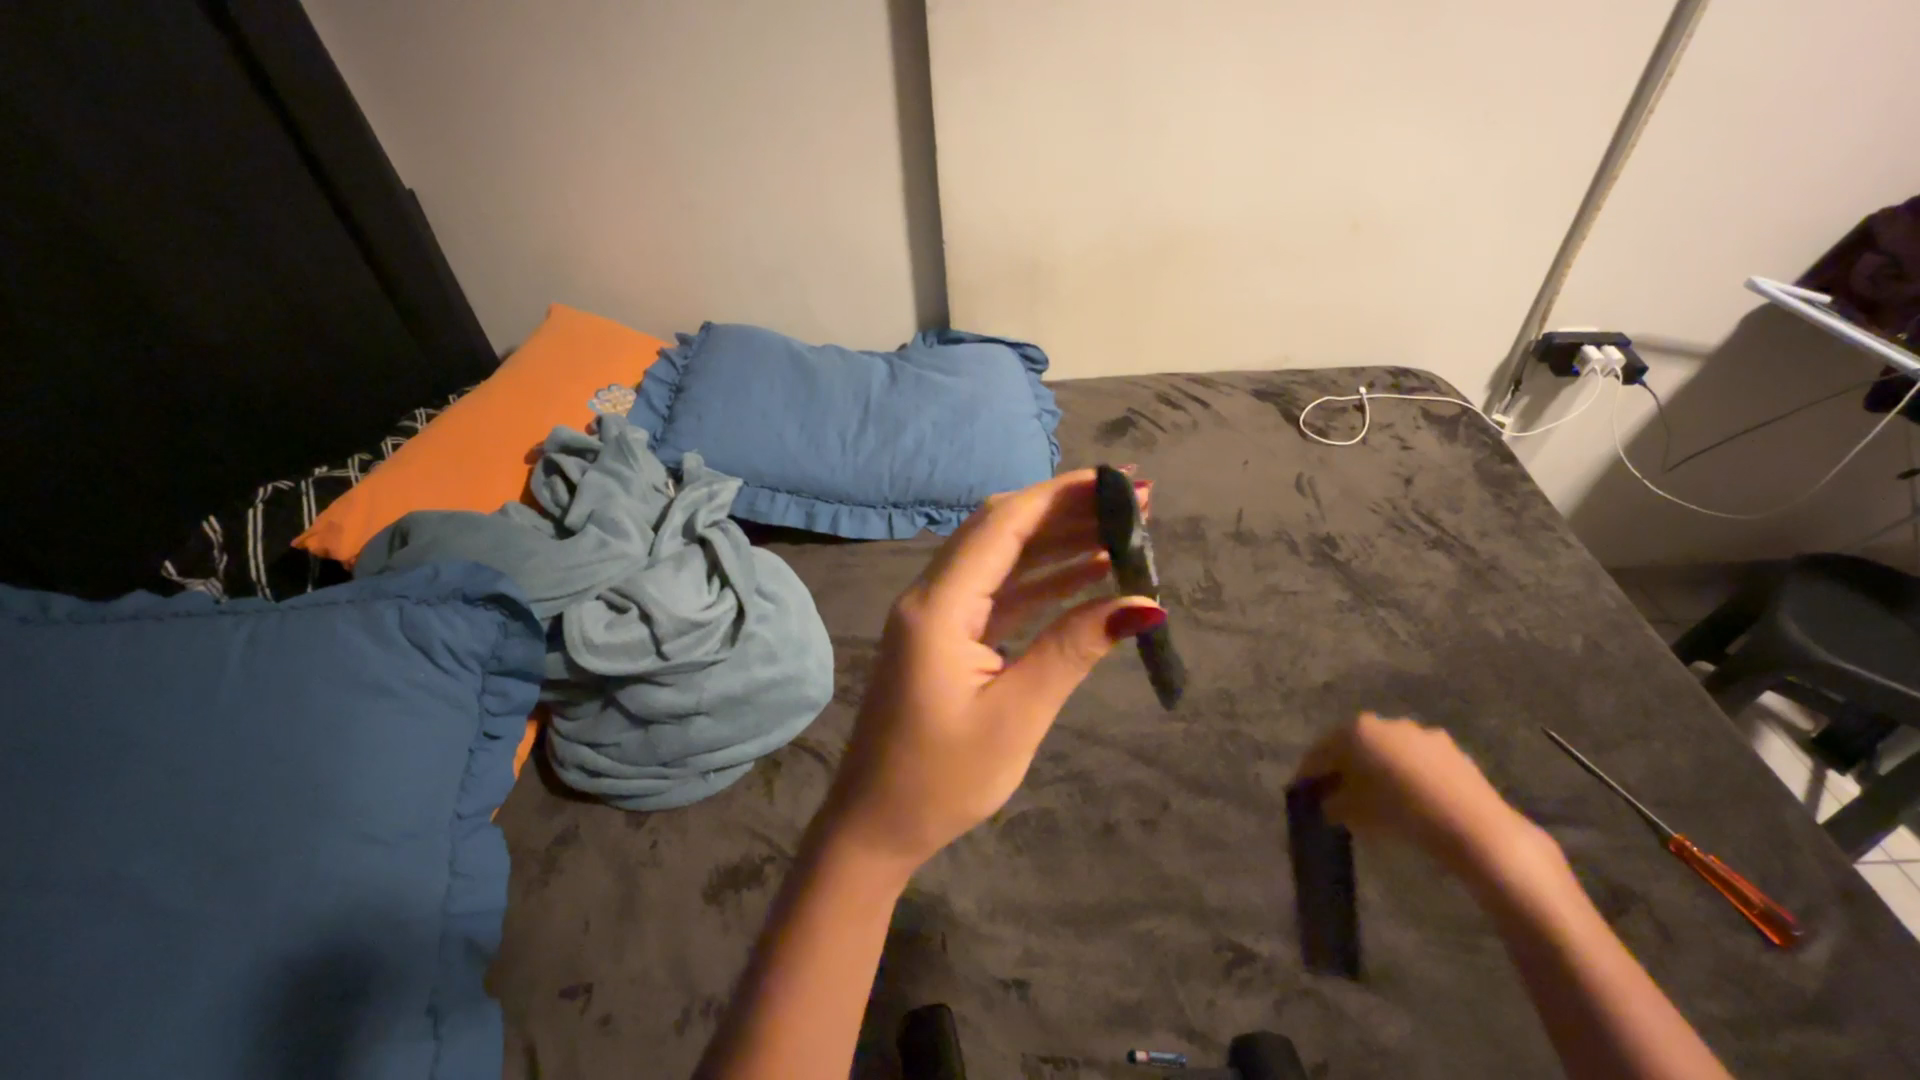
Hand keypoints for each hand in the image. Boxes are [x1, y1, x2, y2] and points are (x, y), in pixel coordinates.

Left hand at [822, 469, 1164, 871]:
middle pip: (1001, 533)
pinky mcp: (945, 640)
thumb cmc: (942, 779)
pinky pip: (997, 596)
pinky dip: (1041, 584)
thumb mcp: (1016, 715)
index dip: (1061, 495)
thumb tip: (1143, 604)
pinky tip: (1088, 578)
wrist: (876, 825)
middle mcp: (931, 598)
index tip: (1119, 483)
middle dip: (1066, 513)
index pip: (1003, 526)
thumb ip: (1073, 650)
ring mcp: (936, 618)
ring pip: (1001, 562)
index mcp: (938, 607)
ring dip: (1057, 546)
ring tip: (1122, 537)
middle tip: (1133, 507)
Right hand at [1294, 713, 1554, 880]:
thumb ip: (1331, 803)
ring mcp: (1421, 734)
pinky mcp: (1450, 750)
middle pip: (1354, 746)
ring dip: (1377, 770)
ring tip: (1376, 798)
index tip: (1302, 793)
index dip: (1308, 774)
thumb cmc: (1398, 812)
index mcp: (1355, 731)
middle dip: (1344, 769)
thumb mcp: (1352, 812)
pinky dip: (1406, 775)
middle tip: (1337, 794)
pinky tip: (1409, 800)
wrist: (1470, 824)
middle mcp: (1386, 723)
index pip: (1319, 752)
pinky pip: (1416, 761)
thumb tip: (1327, 802)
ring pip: (1388, 752)